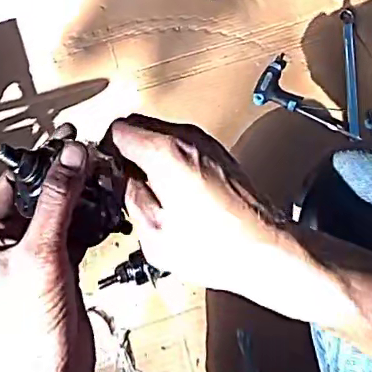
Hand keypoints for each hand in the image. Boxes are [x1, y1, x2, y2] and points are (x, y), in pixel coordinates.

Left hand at [0, 142, 94, 371]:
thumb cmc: (24, 334)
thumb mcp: (39, 255)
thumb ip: (57, 201)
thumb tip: (71, 154)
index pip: (16, 181)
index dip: (43, 158)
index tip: (69, 139)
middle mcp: (13, 246)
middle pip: (43, 194)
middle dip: (68, 173)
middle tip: (94, 152)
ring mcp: (39, 260)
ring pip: (62, 213)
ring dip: (83, 195)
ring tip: (105, 174)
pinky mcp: (62, 275)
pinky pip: (77, 235)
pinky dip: (92, 220)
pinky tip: (108, 210)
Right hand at [106, 115, 297, 305]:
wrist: (264, 248)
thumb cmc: (217, 246)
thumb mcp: (155, 235)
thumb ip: (131, 198)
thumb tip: (122, 182)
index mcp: (164, 152)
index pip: (118, 129)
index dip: (106, 149)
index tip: (106, 168)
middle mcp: (184, 137)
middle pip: (137, 123)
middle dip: (125, 148)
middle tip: (123, 179)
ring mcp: (202, 139)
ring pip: (158, 129)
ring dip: (147, 150)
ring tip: (150, 188)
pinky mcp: (215, 148)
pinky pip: (179, 140)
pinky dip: (167, 155)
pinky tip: (172, 188)